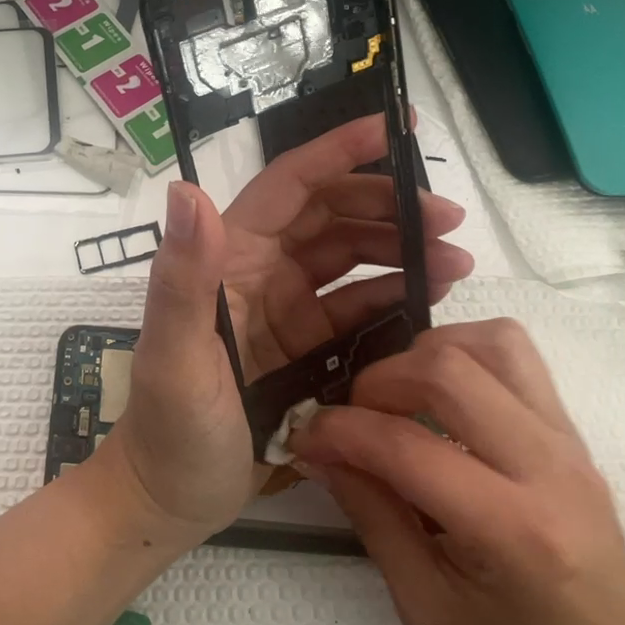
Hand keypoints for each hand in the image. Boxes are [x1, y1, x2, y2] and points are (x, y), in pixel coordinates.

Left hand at [101, 114, 473, 537]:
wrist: (171, 497)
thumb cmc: (169, 425)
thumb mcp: (175, 354)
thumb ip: (183, 277)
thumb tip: (187, 190)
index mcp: (229, 256)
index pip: (289, 186)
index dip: (339, 152)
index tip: (395, 128)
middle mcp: (259, 270)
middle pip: (330, 216)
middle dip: (387, 205)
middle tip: (448, 217)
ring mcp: (284, 309)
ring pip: (350, 260)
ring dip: (400, 251)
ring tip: (455, 260)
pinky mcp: (304, 347)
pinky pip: (355, 311)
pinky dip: (392, 299)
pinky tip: (430, 302)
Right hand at [287, 319, 624, 624]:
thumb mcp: (426, 601)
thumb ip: (370, 517)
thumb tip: (316, 449)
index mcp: (516, 531)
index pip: (409, 448)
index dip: (341, 432)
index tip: (306, 436)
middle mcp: (549, 467)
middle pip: (448, 372)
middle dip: (378, 382)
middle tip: (353, 417)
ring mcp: (567, 435)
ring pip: (487, 341)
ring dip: (424, 355)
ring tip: (398, 397)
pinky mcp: (567, 419)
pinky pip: (511, 349)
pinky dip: (461, 350)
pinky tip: (437, 390)